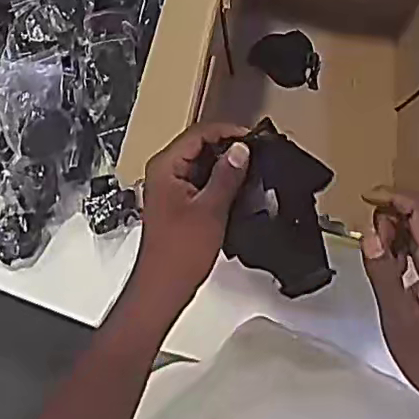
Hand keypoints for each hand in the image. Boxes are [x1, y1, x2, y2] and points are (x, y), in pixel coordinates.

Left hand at [128, 122, 251, 316]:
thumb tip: (240, 149)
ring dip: (223, 165)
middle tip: (254, 152)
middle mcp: (164, 171)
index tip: (250, 137)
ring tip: (250, 168)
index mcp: (165, 166)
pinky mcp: (177, 201)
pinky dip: (218, 181)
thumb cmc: (178, 252)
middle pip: (198, 146)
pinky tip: (237, 188)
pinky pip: (200, 180)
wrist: (163, 287)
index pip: (197, 134)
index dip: (225, 132)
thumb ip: (226, 176)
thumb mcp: (210, 209)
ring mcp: (170, 186)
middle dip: (226, 147)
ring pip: (200, 163)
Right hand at [362, 188, 418, 418]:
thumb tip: (370, 236)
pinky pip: (417, 245)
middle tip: (373, 245)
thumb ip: (382, 270)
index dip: (390, 196)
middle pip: (416, 213)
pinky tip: (390, 270)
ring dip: (392, 234)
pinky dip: (398, 247)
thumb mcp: (397, 314)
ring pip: (416, 228)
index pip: (418, 207)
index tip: (366, 198)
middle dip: (387, 219)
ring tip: (381, 262)